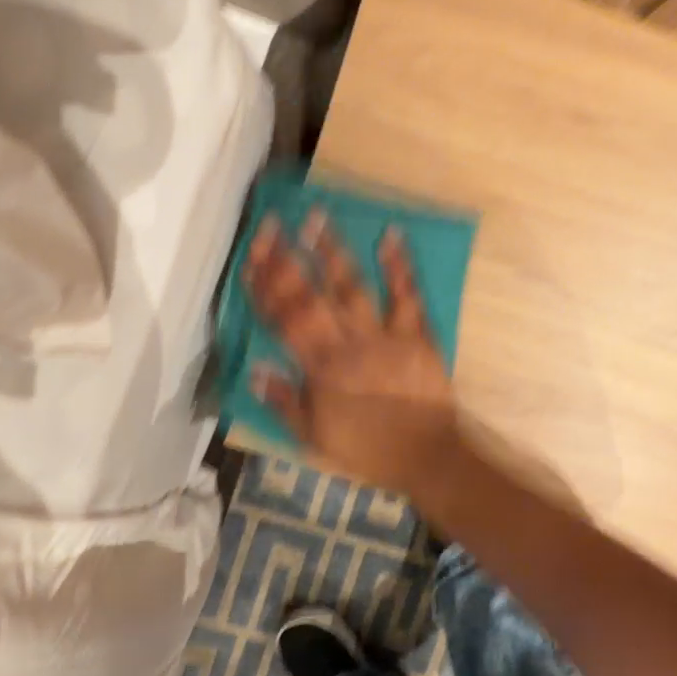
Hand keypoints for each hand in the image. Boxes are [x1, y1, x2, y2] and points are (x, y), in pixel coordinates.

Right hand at [242, 209, 459, 492]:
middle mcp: (347, 345)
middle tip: (269, 225)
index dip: (263, 289)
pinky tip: (390, 236)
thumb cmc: (368, 450)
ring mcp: (383, 336)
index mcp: (320, 370)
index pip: (283, 322)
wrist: (427, 457)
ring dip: (332, 251)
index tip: (249, 258)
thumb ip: (285, 402)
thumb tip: (254, 369)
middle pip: (309, 297)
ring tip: (316, 218)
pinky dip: (399, 266)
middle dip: (286, 260)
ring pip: (352, 287)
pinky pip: (407, 296)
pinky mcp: (416, 334)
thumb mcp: (315, 438)